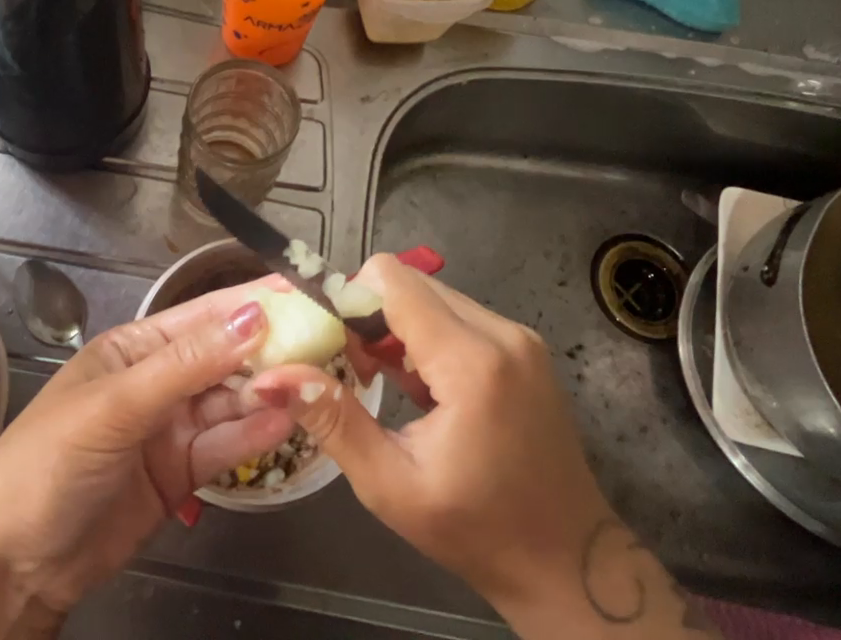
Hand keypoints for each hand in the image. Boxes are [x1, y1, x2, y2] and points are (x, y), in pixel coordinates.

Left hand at [0, 280, 294, 638]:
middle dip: (270, 350)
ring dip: (269, 393)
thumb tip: (253, 316)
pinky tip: (287, 422)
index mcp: (134, 349)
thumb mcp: (115, 406)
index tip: (305, 291)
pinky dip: (255, 434)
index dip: (252, 303)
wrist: (14, 563)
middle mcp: (157, 381)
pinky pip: (225, 445)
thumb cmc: (50, 463)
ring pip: (231, 402)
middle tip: (327, 343)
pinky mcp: (181, 472)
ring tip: (316, 384)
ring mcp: (171, 428)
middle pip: (224, 358)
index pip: (202, 316)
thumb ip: (186, 365)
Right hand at [251, 255, 717, 637]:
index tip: (331, 346)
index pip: (392, 279)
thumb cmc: (477, 531)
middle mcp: (501, 333)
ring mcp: (518, 339)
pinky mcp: (523, 351)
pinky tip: (422, 390)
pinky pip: (459, 318)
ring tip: (389, 387)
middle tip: (357, 374)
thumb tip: (270, 377)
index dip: (348, 300)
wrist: (569, 561)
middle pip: (411, 284)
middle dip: (370, 317)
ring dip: (397, 329)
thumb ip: (331, 420)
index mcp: (472, 360)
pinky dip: (428, 339)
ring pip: (433, 298)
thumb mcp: (390, 485)